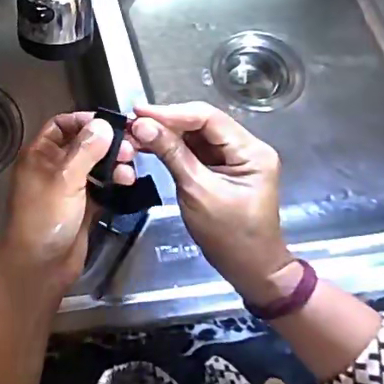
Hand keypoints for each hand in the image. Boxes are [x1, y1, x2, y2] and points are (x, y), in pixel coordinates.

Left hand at [0, 112, 135, 298]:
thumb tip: (103, 124)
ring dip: (113, 163)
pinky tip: (128, 181)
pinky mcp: (81, 206)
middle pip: (82, 144)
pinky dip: (113, 182)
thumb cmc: (46, 218)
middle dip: (106, 143)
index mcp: (39, 155)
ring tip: (130, 166)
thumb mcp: (65, 179)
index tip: (111, 123)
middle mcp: (52, 167)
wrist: (40, 268)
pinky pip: (100, 186)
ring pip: (94, 166)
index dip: (84, 121)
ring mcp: (67, 188)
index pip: (62, 125)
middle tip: (130, 148)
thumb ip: (86, 150)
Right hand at [129, 102, 291, 301]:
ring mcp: (234, 157)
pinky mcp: (222, 168)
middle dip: (167, 122)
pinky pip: (195, 149)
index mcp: (250, 150)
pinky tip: (150, 145)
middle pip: (202, 123)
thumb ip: (171, 154)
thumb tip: (142, 124)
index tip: (139, 112)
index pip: (207, 118)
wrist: (250, 271)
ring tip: (136, 132)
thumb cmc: (230, 236)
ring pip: (196, 135)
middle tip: (133, 122)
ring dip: (166, 133)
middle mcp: (246, 147)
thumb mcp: (197, 192)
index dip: (171, 113)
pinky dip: (173, 147)